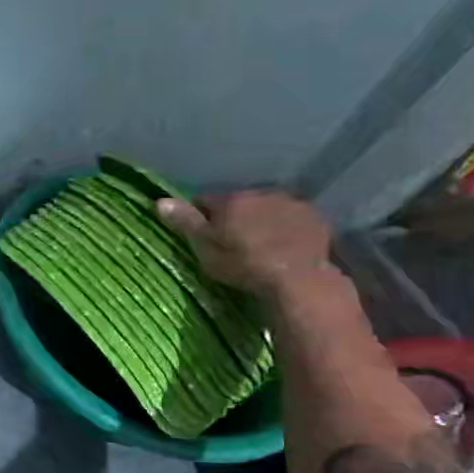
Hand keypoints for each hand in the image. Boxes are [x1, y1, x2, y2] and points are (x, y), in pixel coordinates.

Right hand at [155, 190, 333, 294]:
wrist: (297, 278)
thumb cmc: (244, 265)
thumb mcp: (206, 249)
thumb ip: (186, 223)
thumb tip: (159, 200)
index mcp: (231, 201)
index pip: (206, 201)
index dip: (201, 218)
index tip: (201, 236)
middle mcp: (261, 193)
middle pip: (239, 203)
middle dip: (235, 218)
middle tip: (231, 244)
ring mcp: (291, 204)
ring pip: (267, 208)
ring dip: (262, 221)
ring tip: (260, 247)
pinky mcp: (314, 218)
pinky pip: (293, 219)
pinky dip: (287, 228)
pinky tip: (285, 248)